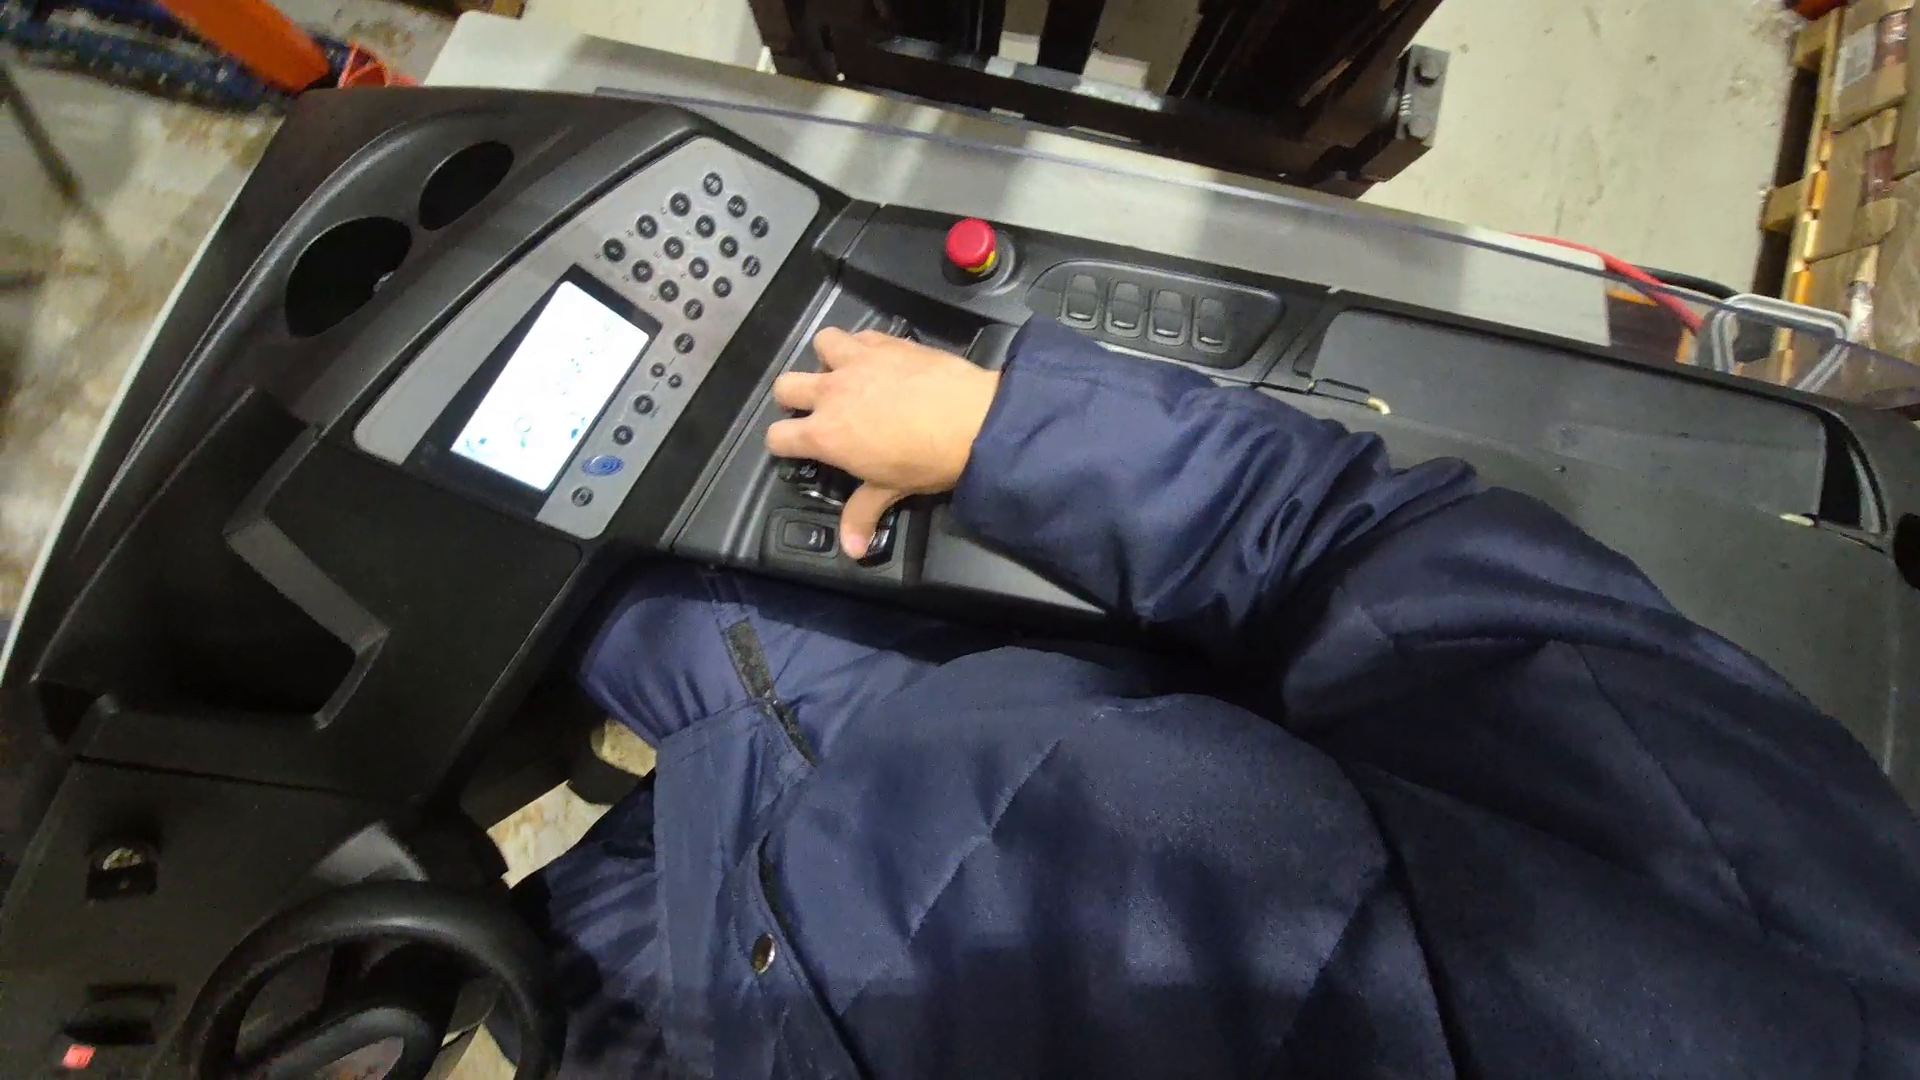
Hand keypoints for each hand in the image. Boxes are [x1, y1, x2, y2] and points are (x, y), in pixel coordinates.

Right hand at [767, 328, 1000, 557]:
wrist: (974, 421)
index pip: (777, 436)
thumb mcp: (892, 490)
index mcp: (825, 434)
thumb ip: (863, 514)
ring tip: (846, 375)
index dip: (783, 444)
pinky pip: (860, 334)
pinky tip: (879, 359)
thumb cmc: (928, 460)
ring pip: (820, 345)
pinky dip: (862, 344)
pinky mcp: (886, 342)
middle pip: (785, 386)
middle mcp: (832, 392)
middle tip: (819, 410)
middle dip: (793, 398)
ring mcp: (857, 361)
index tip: (798, 448)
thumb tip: (853, 550)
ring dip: (827, 359)